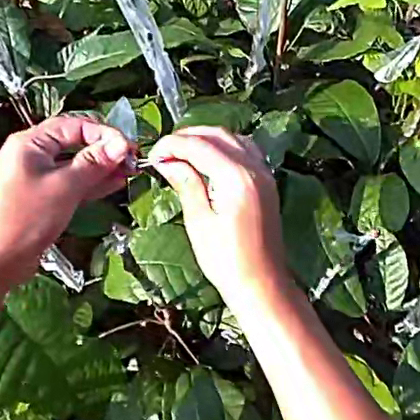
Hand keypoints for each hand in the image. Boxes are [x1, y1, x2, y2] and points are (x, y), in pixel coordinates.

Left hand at [0, 115, 133, 290]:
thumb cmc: (21, 218)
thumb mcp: (63, 188)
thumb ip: (92, 164)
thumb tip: (119, 144)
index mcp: (30, 143)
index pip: (73, 126)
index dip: (103, 133)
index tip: (128, 147)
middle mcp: (32, 157)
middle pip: (74, 144)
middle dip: (104, 150)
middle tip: (132, 161)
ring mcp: (36, 180)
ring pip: (74, 167)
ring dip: (101, 169)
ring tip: (129, 172)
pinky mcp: (41, 202)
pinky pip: (70, 186)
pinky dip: (90, 185)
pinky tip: (112, 184)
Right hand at [148, 127, 293, 307]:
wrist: (261, 283)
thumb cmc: (226, 259)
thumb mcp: (199, 221)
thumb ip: (186, 184)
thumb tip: (167, 161)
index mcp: (236, 178)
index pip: (199, 145)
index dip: (172, 145)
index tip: (153, 154)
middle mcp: (254, 169)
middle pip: (217, 135)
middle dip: (187, 137)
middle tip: (163, 152)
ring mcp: (264, 174)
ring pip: (232, 138)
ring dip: (205, 139)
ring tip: (181, 154)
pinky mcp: (266, 183)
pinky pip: (245, 150)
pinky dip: (223, 147)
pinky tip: (208, 161)